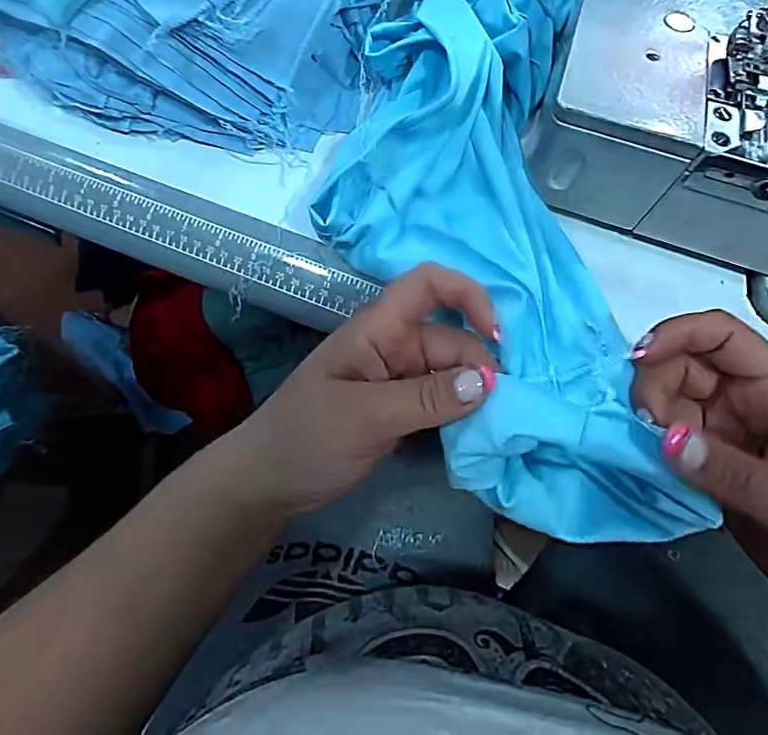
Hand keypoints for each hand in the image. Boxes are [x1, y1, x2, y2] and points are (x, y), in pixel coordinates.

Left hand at [222, 263, 500, 515]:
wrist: (265, 483)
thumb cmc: (306, 437)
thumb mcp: (366, 416)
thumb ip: (427, 399)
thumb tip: (486, 382)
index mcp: (379, 328)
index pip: (429, 284)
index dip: (468, 294)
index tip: (496, 336)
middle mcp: (393, 345)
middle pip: (450, 338)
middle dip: (478, 365)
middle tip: (502, 411)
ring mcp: (396, 377)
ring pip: (449, 372)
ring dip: (473, 392)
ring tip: (498, 424)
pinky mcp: (399, 407)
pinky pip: (440, 399)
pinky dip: (460, 411)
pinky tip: (476, 432)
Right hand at [631, 311, 767, 627]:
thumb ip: (732, 473)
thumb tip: (668, 438)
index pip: (725, 338)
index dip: (680, 334)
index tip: (640, 358)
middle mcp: (752, 404)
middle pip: (689, 364)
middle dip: (657, 380)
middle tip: (642, 421)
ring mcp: (733, 435)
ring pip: (675, 400)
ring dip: (652, 415)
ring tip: (647, 446)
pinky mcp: (718, 467)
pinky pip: (675, 440)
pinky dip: (655, 445)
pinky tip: (649, 461)